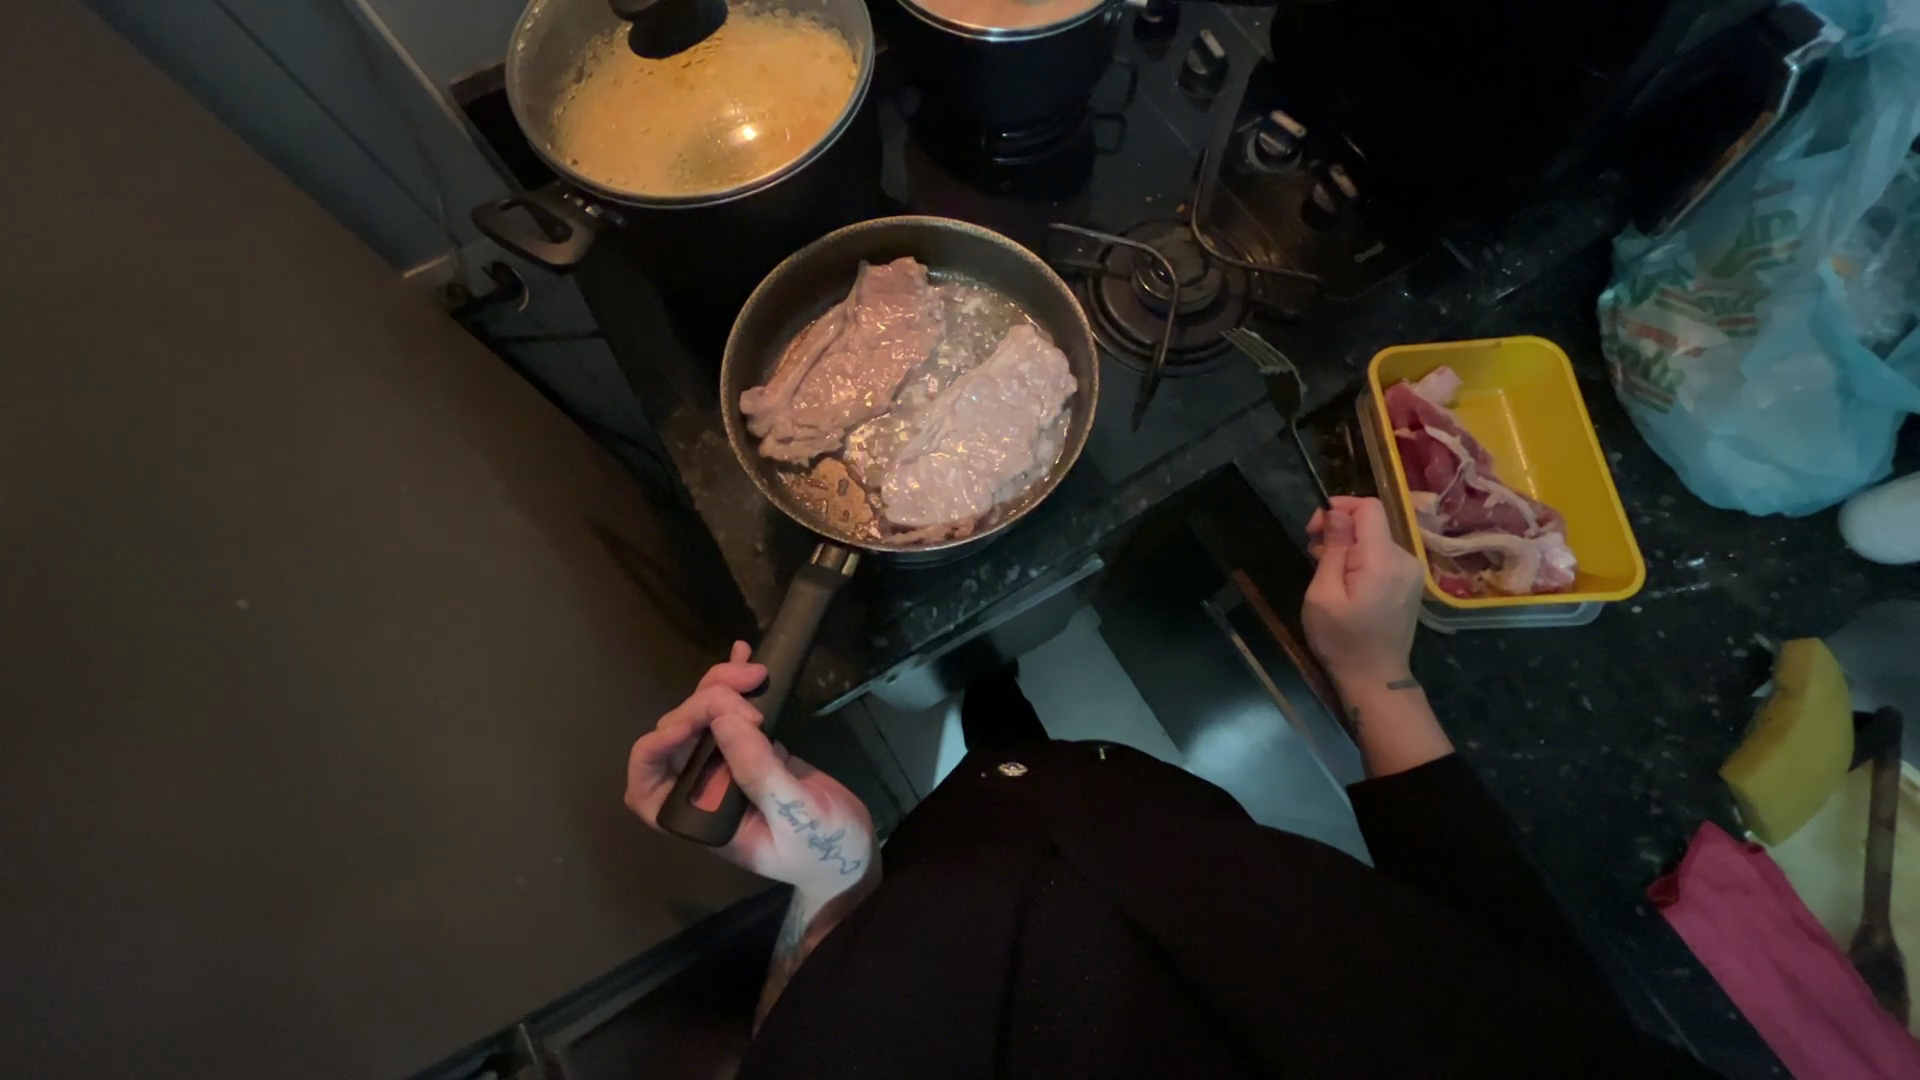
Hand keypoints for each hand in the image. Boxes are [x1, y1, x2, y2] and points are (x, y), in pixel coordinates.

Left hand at [625, 642, 876, 904]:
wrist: (856, 853)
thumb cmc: (824, 849)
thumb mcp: (795, 815)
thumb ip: (758, 772)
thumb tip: (723, 721)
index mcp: (703, 821)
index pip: (648, 787)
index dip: (656, 749)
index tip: (690, 721)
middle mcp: (705, 792)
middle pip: (678, 739)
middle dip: (704, 705)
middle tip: (749, 686)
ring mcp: (730, 768)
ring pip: (705, 719)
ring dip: (720, 688)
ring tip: (753, 670)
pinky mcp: (756, 749)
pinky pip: (735, 714)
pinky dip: (737, 687)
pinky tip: (744, 656)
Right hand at [1303, 496, 1425, 689]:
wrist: (1375, 677)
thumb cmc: (1341, 639)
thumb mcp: (1323, 594)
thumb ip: (1332, 550)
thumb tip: (1335, 512)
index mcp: (1383, 560)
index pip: (1369, 507)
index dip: (1339, 507)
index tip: (1313, 528)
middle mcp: (1405, 559)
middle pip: (1372, 522)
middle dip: (1339, 529)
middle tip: (1312, 553)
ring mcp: (1411, 572)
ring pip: (1376, 539)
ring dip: (1347, 545)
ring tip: (1324, 570)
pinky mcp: (1409, 583)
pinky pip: (1382, 556)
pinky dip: (1360, 558)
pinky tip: (1344, 581)